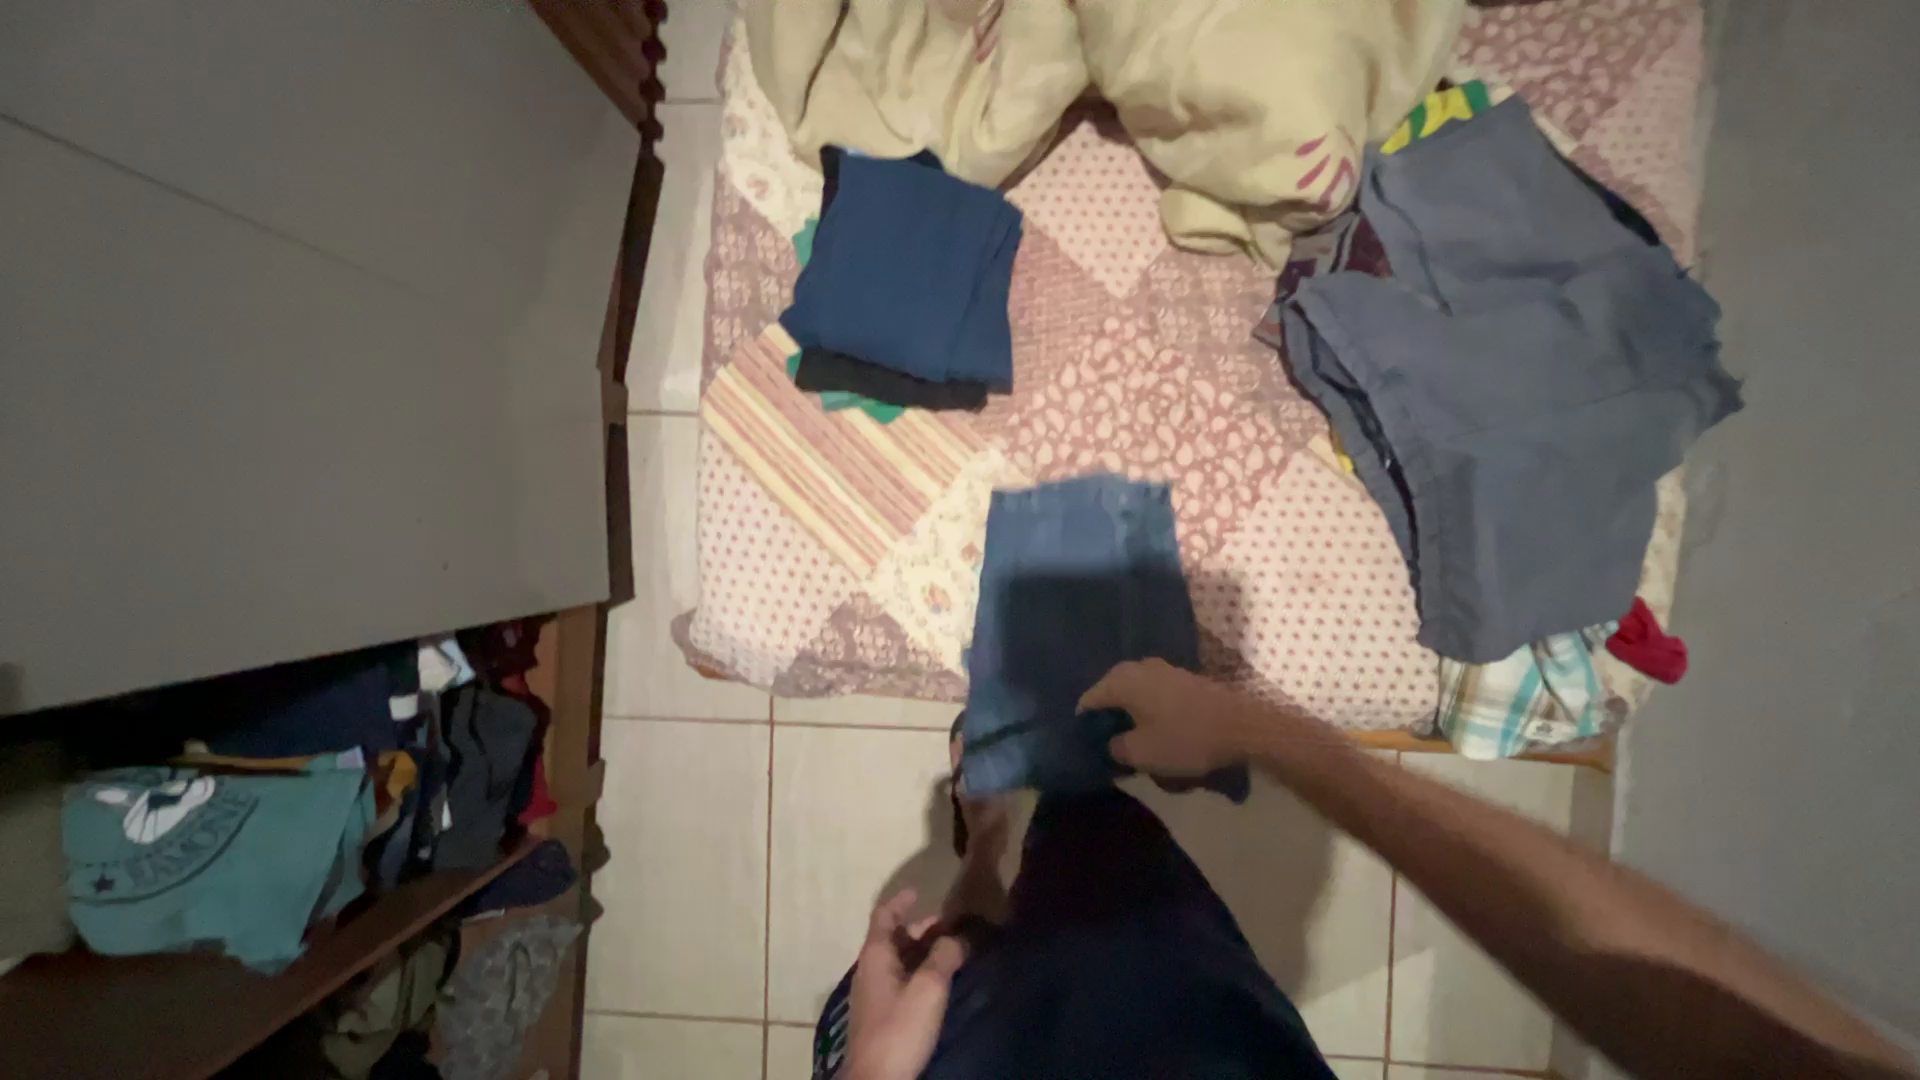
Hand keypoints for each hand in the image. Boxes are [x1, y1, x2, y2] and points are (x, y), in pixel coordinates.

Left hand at [845, 890, 966, 1079]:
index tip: (919, 891)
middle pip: (894, 938)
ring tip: (951, 953)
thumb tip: (958, 936)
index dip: (901, 901)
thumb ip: (945, 955)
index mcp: (876, 954)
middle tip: (950, 928)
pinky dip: (918, 973)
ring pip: (898, 961)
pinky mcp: (879, 1017)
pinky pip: (900, 981)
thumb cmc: (899, 1028)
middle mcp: (870, 969)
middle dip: (921, 929)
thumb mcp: (928, 988)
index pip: (884, 915)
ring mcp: (872, 995)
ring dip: (922, 952)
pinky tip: (938, 984)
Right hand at [1077, 658, 1256, 775]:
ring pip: (1132, 691)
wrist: (1240, 726)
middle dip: (1107, 716)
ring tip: (1131, 737)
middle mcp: (1137, 667)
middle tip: (1108, 743)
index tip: (1088, 744)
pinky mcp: (1181, 677)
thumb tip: (1111, 743)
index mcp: (1121, 681)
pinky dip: (1148, 708)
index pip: (1089, 700)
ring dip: (1129, 711)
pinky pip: (1152, 692)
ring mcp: (1162, 669)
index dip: (1085, 724)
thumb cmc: (1185, 738)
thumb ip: (1116, 748)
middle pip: (1110, 692)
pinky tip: (1154, 727)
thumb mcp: (1142, 754)